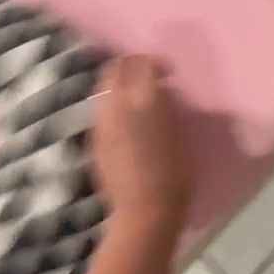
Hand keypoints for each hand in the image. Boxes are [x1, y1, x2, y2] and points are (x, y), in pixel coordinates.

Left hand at [91, 55, 192, 233]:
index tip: (168, 72)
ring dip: (118, 84)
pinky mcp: (94, 140)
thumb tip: (161, 90)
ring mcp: (101, 123)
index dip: (155, 62)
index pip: (141, 63)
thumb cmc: (175, 174)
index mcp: (144, 100)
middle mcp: (116, 105)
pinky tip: (127, 120)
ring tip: (136, 98)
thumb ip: (166, 105)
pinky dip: (112, 105)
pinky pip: (101, 110)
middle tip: (147, 75)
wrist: (144, 212)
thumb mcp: (180, 133)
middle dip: (130, 65)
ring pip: (102, 88)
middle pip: (114, 69)